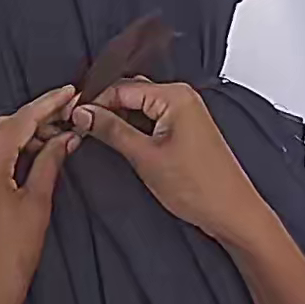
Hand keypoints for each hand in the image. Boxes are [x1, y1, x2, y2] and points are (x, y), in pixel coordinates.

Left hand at [0, 85, 80, 303]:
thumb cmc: (3, 262)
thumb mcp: (36, 206)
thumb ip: (50, 164)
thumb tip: (64, 139)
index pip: (20, 120)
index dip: (48, 104)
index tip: (69, 92)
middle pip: (7, 126)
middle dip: (39, 118)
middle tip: (70, 116)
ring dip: (28, 136)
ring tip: (61, 139)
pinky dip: (16, 153)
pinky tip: (39, 158)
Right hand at [73, 80, 278, 249]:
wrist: (234, 214)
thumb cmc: (197, 186)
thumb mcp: (145, 157)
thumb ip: (111, 130)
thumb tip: (82, 112)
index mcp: (173, 95)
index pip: (121, 88)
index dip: (94, 101)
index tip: (70, 115)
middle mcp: (180, 96)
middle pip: (130, 92)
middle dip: (104, 107)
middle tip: (78, 124)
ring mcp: (184, 111)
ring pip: (139, 106)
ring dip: (117, 118)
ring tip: (92, 133)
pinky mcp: (185, 127)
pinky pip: (151, 117)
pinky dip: (132, 126)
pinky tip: (116, 139)